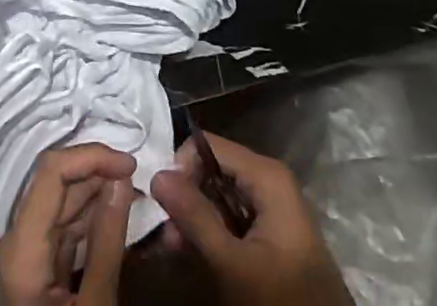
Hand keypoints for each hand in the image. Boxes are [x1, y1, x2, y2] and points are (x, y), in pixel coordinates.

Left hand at [0, 143, 135, 305]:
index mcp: (22, 247)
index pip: (51, 171)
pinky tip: (117, 220)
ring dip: (100, 194)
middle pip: (58, 185)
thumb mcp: (94, 304)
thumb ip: (107, 243)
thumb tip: (122, 180)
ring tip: (136, 197)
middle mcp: (16, 241)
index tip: (131, 165)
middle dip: (101, 174)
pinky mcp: (36, 268)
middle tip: (141, 181)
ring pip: (64, 204)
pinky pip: (65, 228)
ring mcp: (24, 254)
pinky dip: (93, 219)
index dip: (92, 157)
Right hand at [150, 133, 353, 305]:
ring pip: (219, 194)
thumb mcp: (231, 262)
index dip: (181, 167)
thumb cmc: (279, 296)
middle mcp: (268, 179)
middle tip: (165, 233)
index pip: (209, 145)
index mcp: (266, 174)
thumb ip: (195, 217)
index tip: (162, 203)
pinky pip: (231, 215)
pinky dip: (209, 230)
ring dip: (194, 218)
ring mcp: (270, 204)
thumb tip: (157, 175)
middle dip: (186, 196)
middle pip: (213, 168)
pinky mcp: (268, 228)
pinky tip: (192, 252)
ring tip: (174, 248)